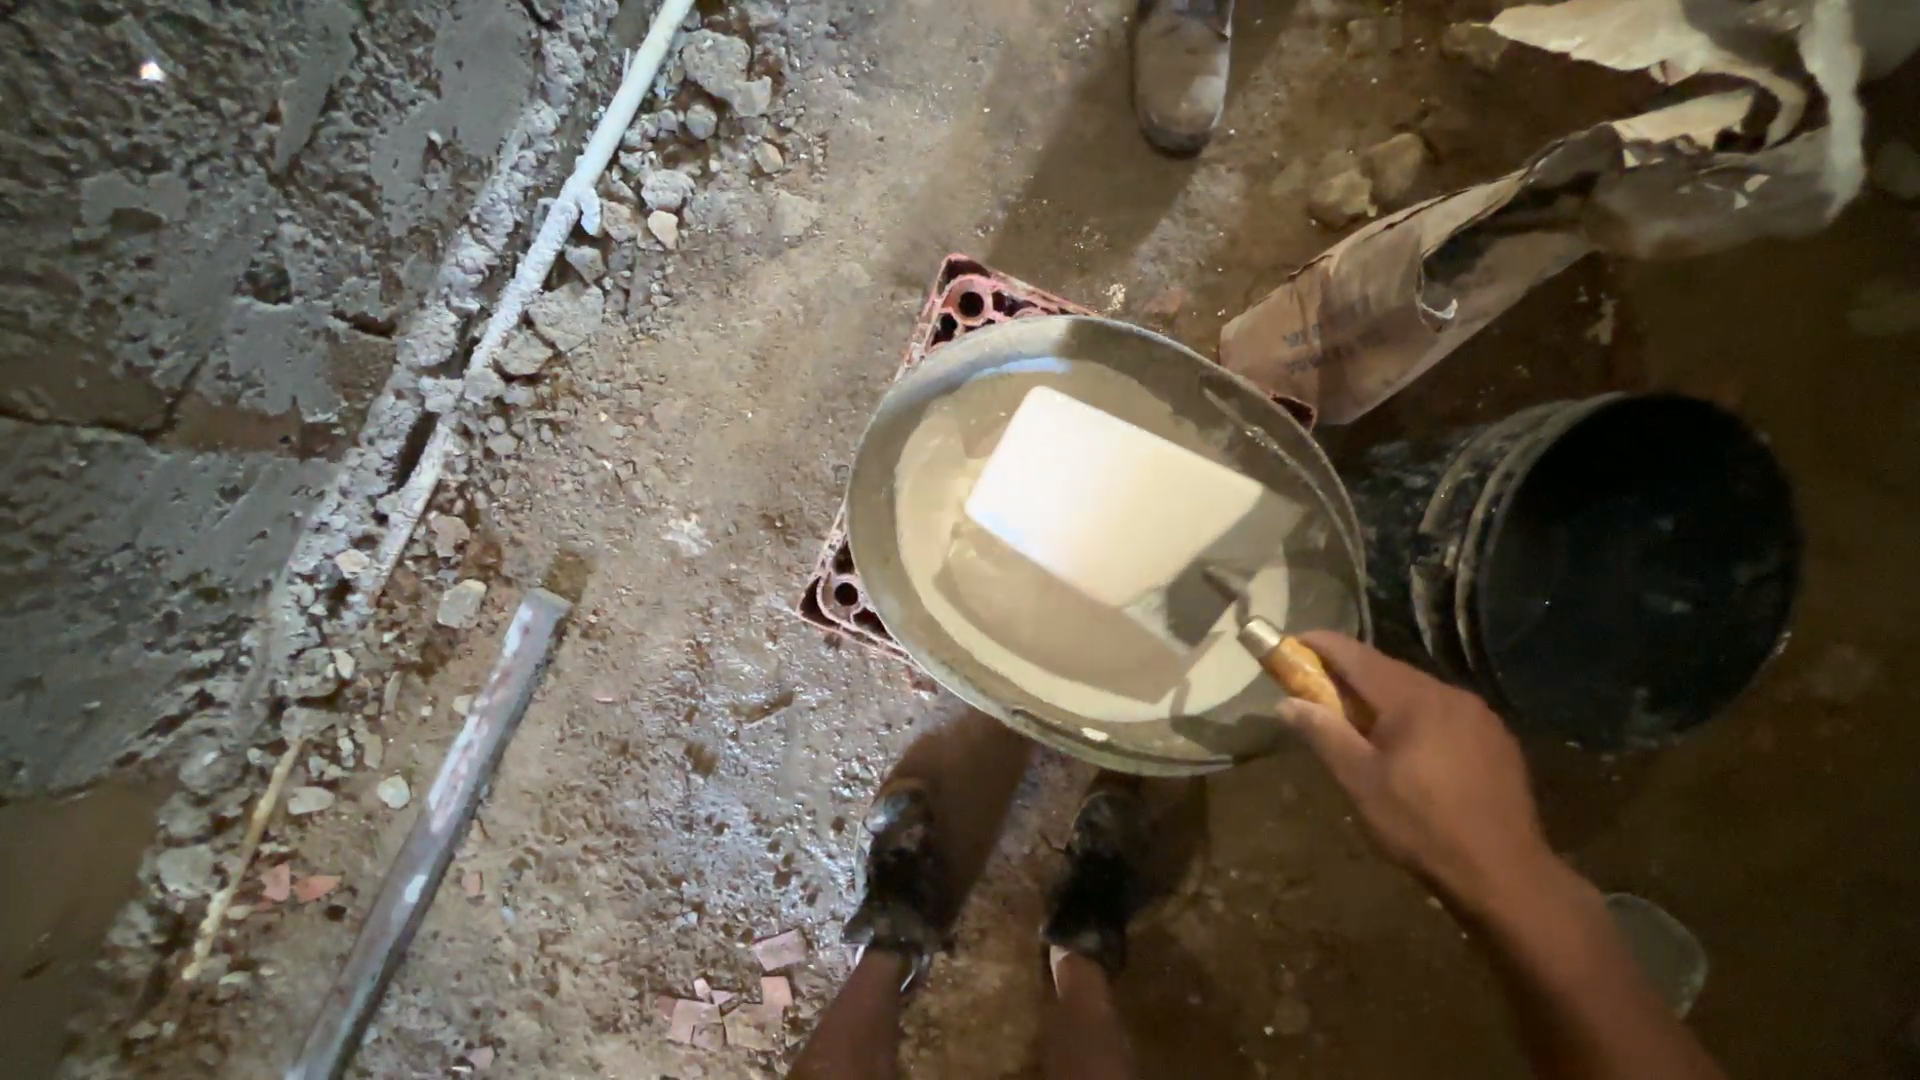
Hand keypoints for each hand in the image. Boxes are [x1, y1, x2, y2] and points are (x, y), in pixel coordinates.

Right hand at [1278, 632, 1556, 916]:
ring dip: (1382, 699)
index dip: (1321, 645)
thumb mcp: (1359, 781)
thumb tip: (1286, 703)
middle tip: (1316, 691)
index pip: (1357, 656)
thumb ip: (1323, 734)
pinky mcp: (1496, 740)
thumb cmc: (1421, 825)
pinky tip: (1406, 748)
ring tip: (1358, 724)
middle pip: (1388, 671)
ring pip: (1417, 692)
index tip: (1291, 643)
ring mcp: (1479, 716)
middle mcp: (1450, 695)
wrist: (1505, 875)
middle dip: (1349, 676)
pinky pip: (1442, 713)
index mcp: (1414, 700)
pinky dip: (1413, 717)